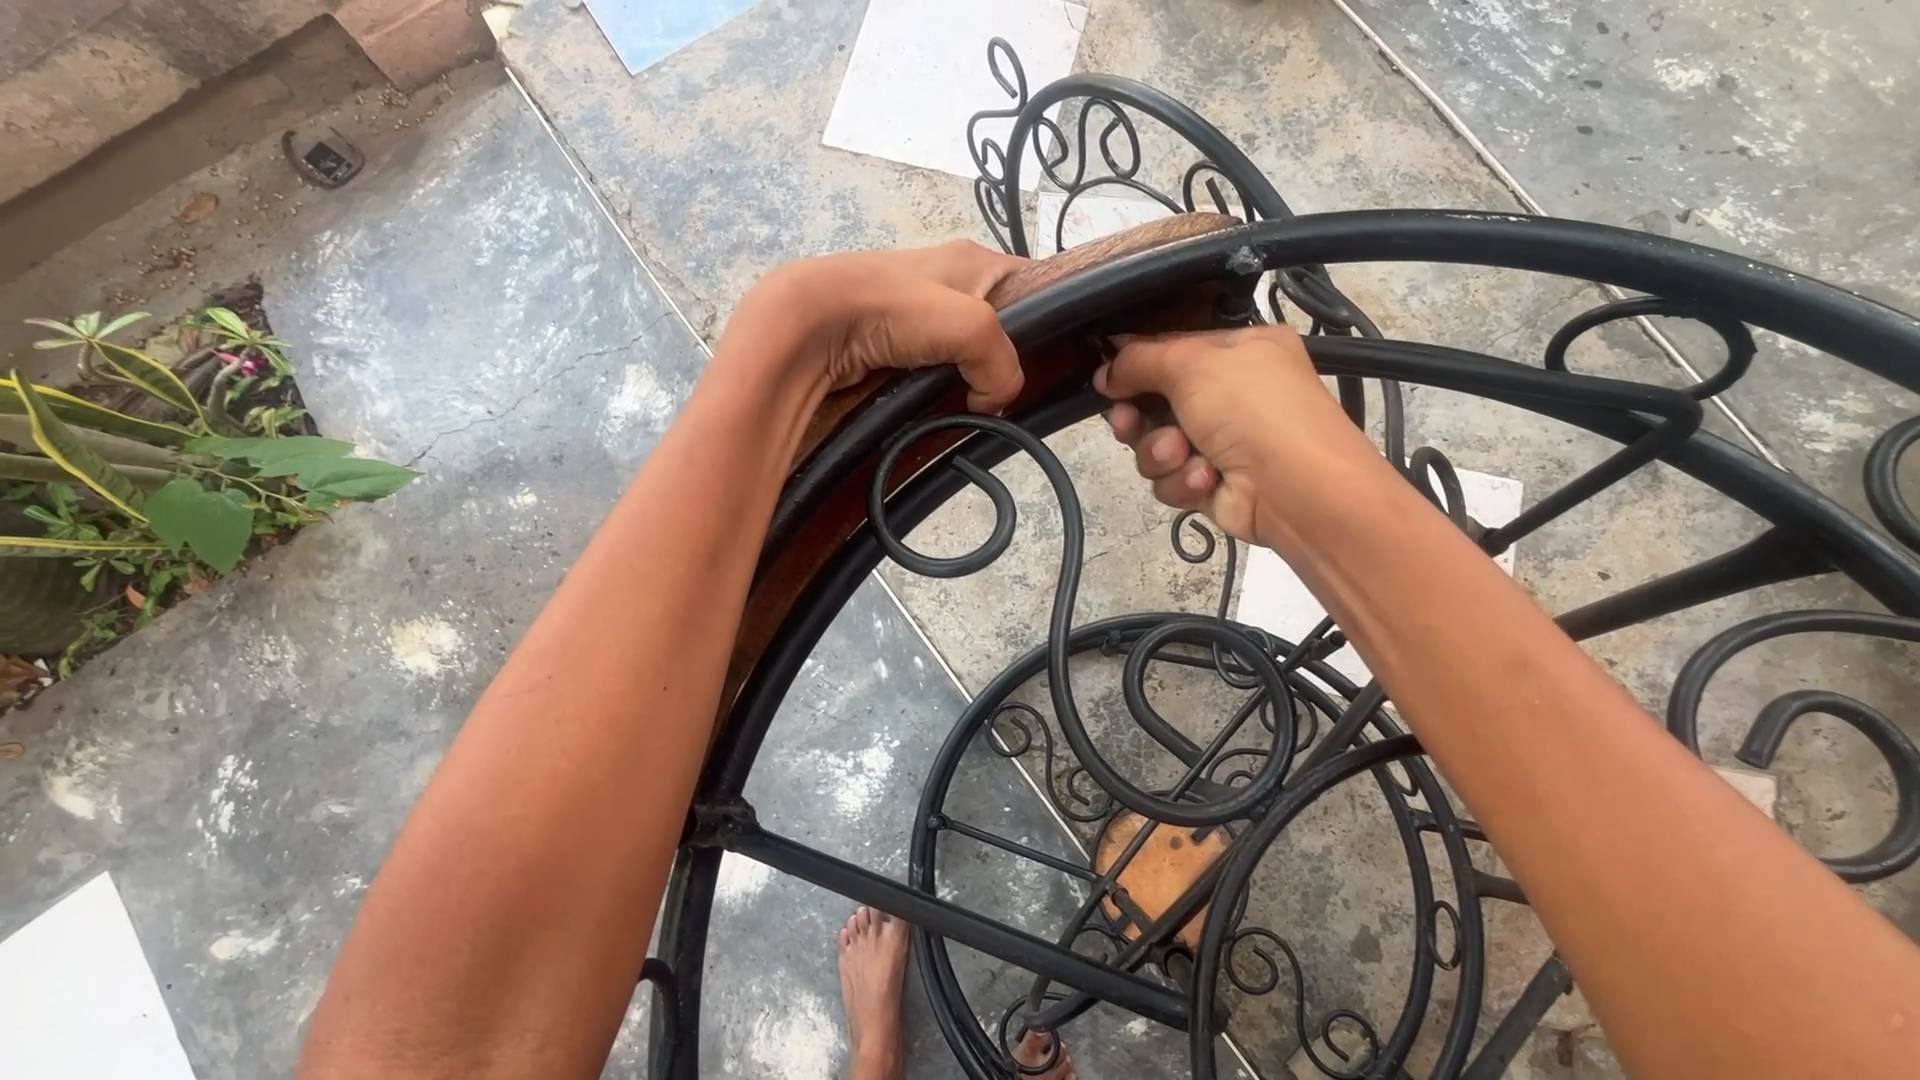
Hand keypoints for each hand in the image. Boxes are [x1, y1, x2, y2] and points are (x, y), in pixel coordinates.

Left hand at [734, 240, 1028, 412]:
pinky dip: (937, 389)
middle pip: (999, 327)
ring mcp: (918, 314)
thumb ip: (1003, 365)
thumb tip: (993, 400)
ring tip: (971, 404)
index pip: (1036, 286)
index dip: (1049, 323)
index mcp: (976, 260)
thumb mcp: (972, 327)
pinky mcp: (891, 343)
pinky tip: (937, 405)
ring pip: (964, 354)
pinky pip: (931, 371)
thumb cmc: (892, 308)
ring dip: (968, 380)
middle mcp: (951, 281)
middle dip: (1003, 361)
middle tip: (1005, 393)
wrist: (809, 324)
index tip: (1053, 363)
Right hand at [1096, 325, 1369, 548]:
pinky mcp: (1211, 483)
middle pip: (1155, 402)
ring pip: (1155, 445)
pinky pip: (1171, 478)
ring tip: (1181, 452)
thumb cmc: (1251, 409)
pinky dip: (1182, 479)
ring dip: (1161, 452)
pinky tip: (1207, 478)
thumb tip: (1104, 373)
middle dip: (1137, 416)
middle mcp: (1231, 393)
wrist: (1295, 489)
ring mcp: (1221, 441)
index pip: (1172, 349)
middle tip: (1126, 421)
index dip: (1136, 364)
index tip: (1106, 376)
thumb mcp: (1192, 363)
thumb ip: (1139, 360)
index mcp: (1239, 350)